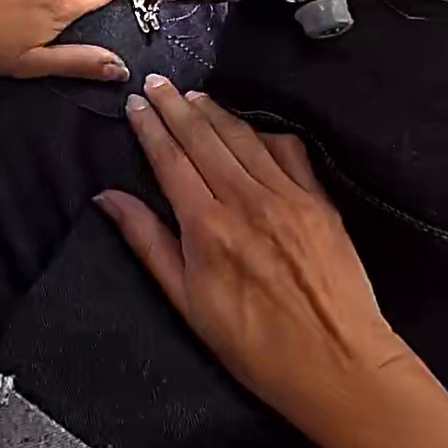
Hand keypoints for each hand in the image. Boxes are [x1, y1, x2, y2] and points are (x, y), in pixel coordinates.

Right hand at [95, 76, 410, 424]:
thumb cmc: (257, 346)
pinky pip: (285, 147)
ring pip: (240, 134)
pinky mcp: (317, 196)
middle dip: (173, 103)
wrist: (339, 365)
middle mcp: (244, 199)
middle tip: (157, 81)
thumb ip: (147, 242)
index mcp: (207, 227)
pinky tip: (248, 124)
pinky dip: (261, 129)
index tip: (136, 104)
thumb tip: (108, 199)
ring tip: (192, 94)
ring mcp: (285, 193)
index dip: (149, 126)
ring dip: (212, 109)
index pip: (169, 158)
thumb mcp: (188, 304)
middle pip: (200, 135)